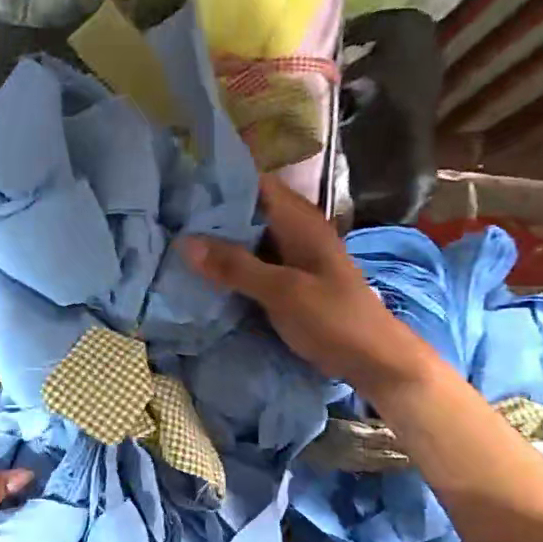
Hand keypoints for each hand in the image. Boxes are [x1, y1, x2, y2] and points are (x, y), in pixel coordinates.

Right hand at [178, 177, 430, 390]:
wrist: (374, 360)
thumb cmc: (334, 319)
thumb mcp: (282, 291)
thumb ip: (234, 266)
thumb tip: (184, 242)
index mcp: (300, 222)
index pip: (255, 184)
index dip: (221, 181)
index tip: (180, 185)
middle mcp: (295, 231)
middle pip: (248, 210)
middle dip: (211, 212)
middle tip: (168, 215)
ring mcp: (291, 257)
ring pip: (247, 237)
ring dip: (217, 239)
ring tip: (174, 237)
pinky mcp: (287, 280)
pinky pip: (251, 261)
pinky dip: (228, 263)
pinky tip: (200, 270)